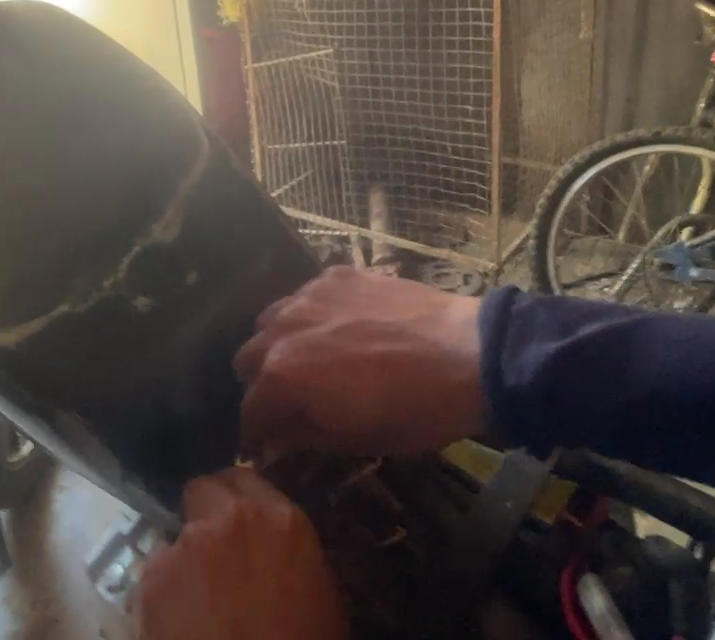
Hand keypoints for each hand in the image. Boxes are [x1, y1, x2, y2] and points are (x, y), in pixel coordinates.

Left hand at [138, 468, 345, 639]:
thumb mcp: (322, 593)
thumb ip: (293, 551)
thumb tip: (276, 542)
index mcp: (280, 519)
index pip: (244, 476)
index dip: (236, 498)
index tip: (234, 518)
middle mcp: (230, 518)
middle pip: (204, 487)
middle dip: (205, 511)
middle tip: (211, 548)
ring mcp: (187, 543)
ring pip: (177, 533)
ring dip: (185, 556)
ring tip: (195, 596)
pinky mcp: (153, 576)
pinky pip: (155, 571)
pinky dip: (163, 591)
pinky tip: (178, 619)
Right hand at [234, 266, 485, 454]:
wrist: (467, 354)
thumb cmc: (412, 410)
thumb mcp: (353, 440)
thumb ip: (300, 434)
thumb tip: (273, 437)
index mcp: (281, 376)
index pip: (248, 409)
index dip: (259, 430)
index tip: (275, 439)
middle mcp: (282, 328)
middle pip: (246, 357)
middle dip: (262, 380)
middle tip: (296, 395)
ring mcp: (308, 294)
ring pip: (272, 319)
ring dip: (283, 341)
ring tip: (317, 355)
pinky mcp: (336, 274)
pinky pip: (307, 295)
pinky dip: (314, 313)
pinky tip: (346, 325)